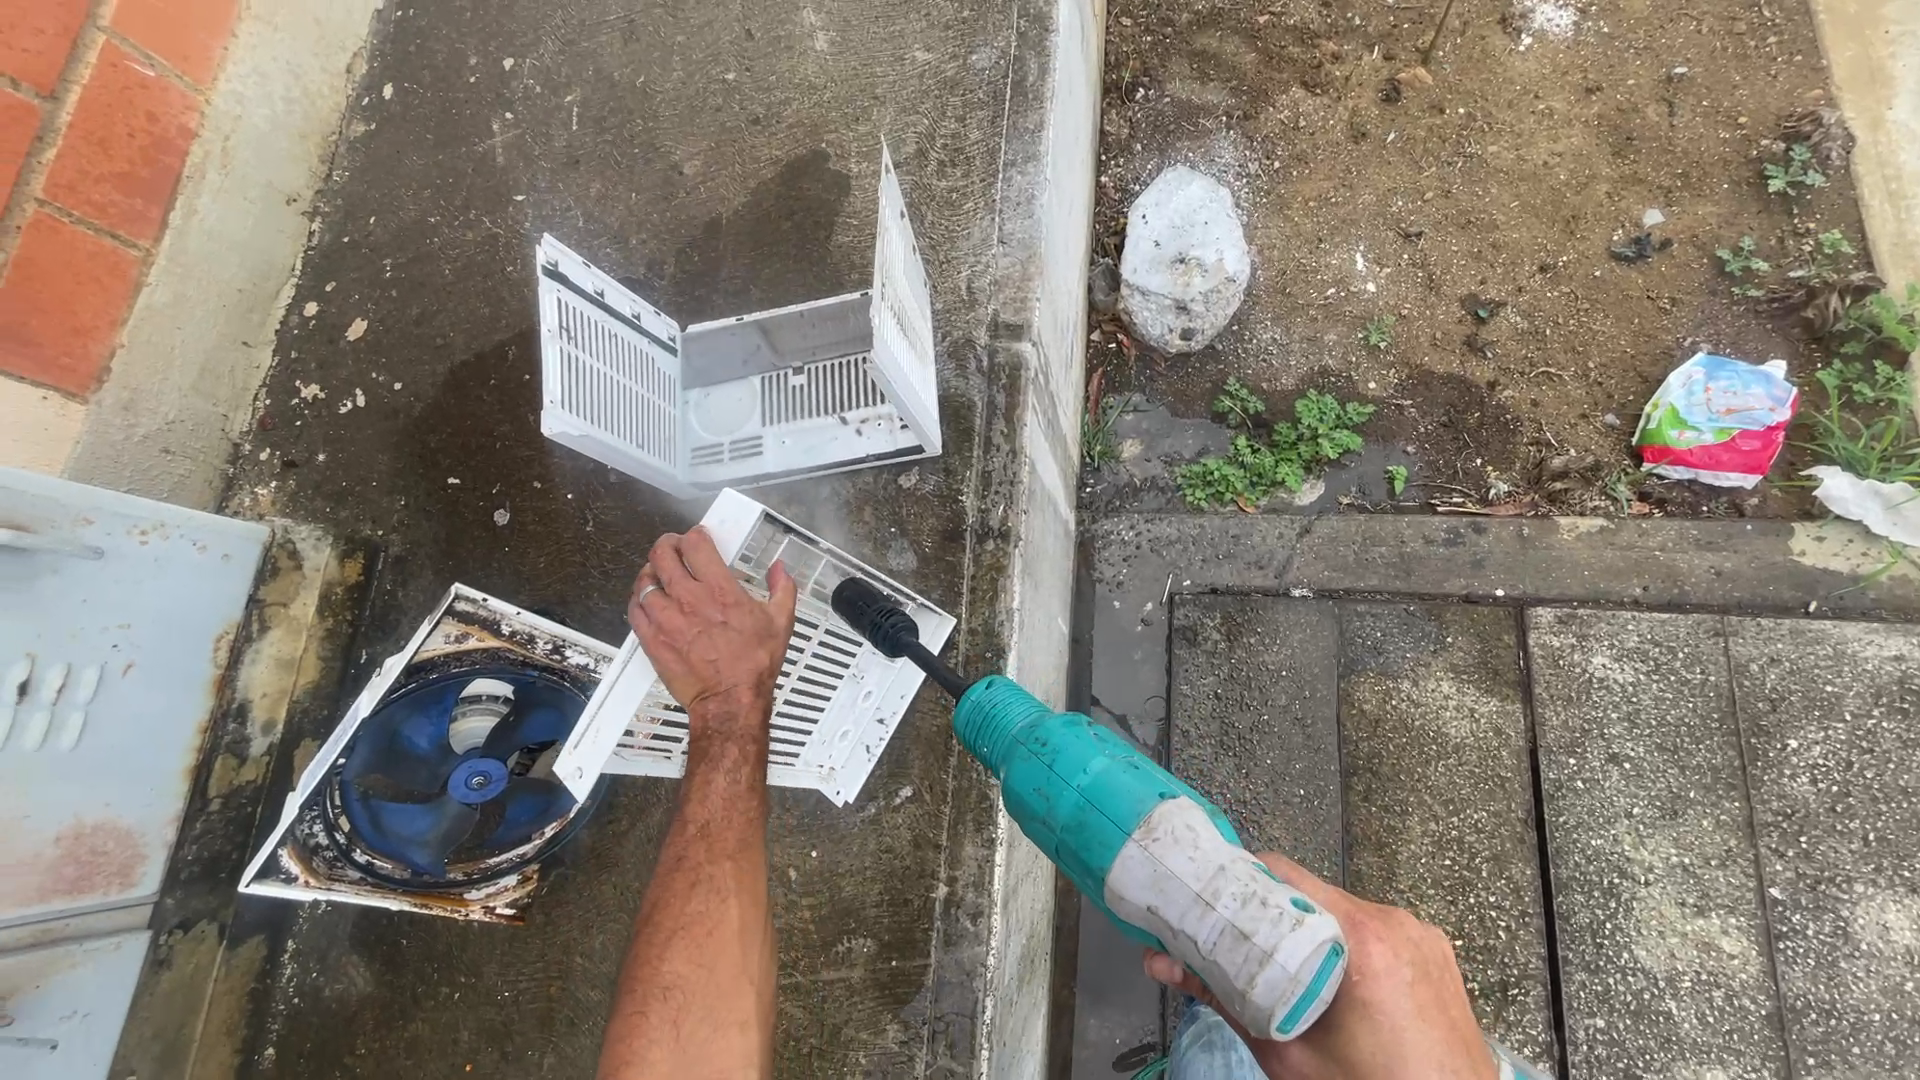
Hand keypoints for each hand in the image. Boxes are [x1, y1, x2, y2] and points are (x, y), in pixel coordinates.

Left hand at [628, 528, 797, 722]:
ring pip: (644, 579)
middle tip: (673, 547)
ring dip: (651, 570)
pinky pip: (634, 608)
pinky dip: (639, 598)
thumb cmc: (756, 662)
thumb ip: (782, 588)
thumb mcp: (782, 621)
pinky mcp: (652, 639)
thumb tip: (780, 568)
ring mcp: (666, 619)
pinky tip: (647, 599)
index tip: (698, 538)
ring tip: (658, 572)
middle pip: (663, 555)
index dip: (694, 535)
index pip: (695, 545)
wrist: (730, 700)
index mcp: (721, 590)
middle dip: (667, 544)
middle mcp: (689, 599)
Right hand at [1143, 854, 1496, 1079]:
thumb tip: (1159, 962)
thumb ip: (1220, 998)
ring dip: (1308, 928)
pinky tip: (1332, 980)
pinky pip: (1374, 928)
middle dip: (1269, 910)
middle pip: (1309, 889)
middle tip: (1237, 939)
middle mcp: (1394, 920)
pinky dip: (1346, 943)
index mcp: (1361, 937)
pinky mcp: (1436, 950)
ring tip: (1284, 966)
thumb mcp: (1285, 1052)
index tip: (1212, 899)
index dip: (1239, 880)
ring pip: (1340, 908)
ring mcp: (1421, 933)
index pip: (1281, 872)